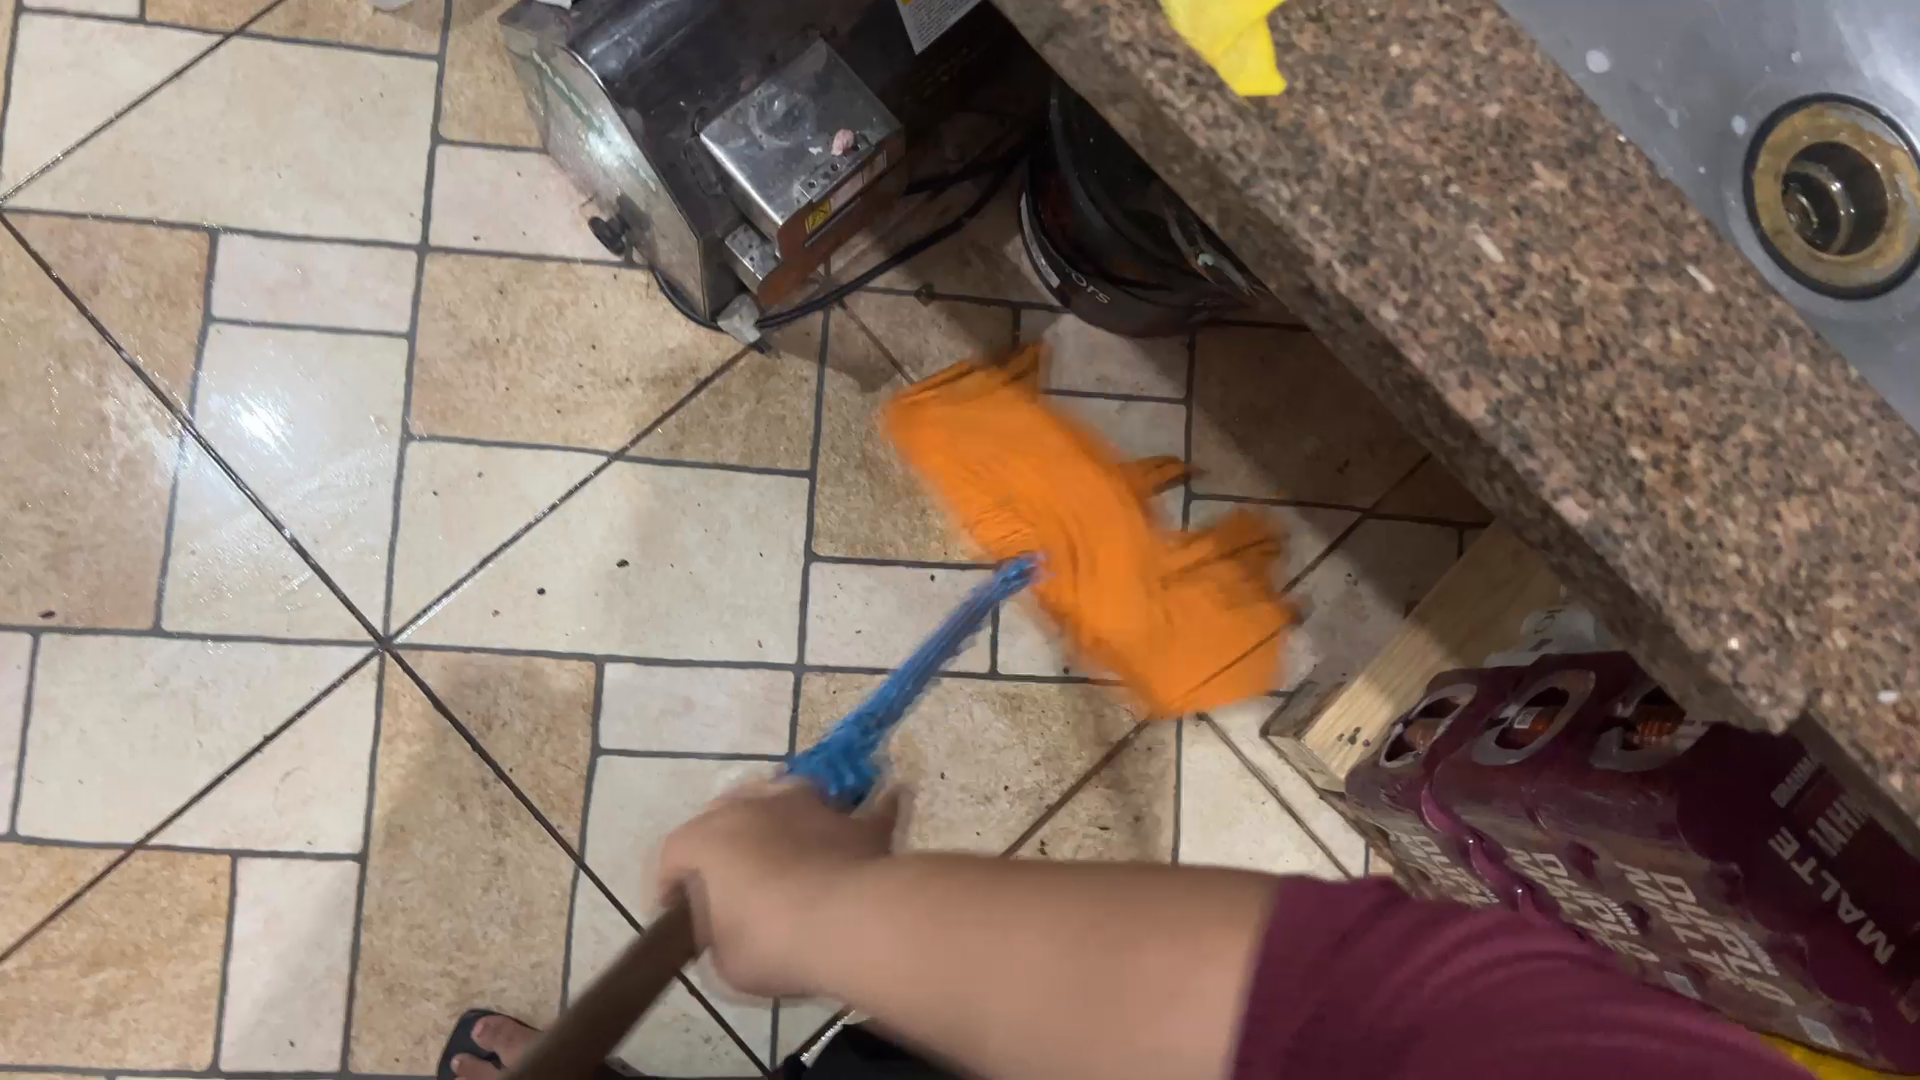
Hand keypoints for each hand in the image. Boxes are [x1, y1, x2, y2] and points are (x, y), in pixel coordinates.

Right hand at [656, 780, 905, 997]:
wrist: (847, 921)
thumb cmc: (771, 941)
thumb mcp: (723, 957)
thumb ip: (717, 931)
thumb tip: (729, 923)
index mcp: (710, 837)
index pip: (674, 852)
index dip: (669, 884)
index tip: (676, 913)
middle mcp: (757, 805)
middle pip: (728, 809)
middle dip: (724, 840)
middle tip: (729, 878)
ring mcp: (811, 804)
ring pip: (790, 792)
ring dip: (785, 812)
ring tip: (788, 835)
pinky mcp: (855, 819)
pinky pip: (867, 807)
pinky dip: (873, 808)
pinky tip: (890, 799)